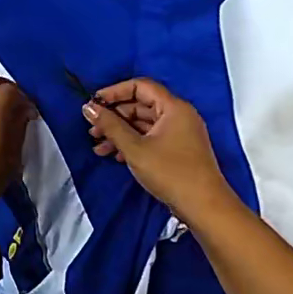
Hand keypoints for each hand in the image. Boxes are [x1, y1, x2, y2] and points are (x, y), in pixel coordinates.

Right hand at [84, 78, 243, 228]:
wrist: (204, 206)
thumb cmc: (171, 172)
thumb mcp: (134, 147)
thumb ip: (110, 125)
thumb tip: (89, 108)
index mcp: (173, 107)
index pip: (140, 86)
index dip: (114, 92)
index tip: (94, 104)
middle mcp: (178, 115)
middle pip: (140, 105)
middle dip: (114, 116)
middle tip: (93, 129)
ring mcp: (179, 133)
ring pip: (143, 123)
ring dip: (119, 132)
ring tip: (99, 146)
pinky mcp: (177, 149)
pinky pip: (150, 137)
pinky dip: (132, 143)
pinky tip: (116, 156)